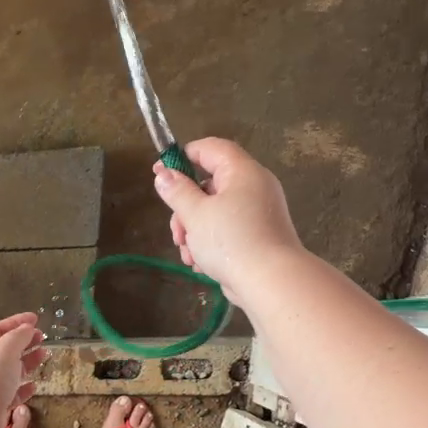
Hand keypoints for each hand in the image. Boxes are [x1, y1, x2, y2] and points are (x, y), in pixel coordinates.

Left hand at [0, 313, 47, 416]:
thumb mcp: (5, 348)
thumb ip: (19, 336)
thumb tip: (27, 329)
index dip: (16, 322)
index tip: (35, 318)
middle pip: (3, 350)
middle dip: (23, 342)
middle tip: (42, 338)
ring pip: (8, 371)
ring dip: (27, 363)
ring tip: (44, 356)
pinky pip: (10, 393)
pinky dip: (22, 388)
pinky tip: (33, 385)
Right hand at [155, 138, 306, 300]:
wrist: (268, 278)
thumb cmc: (230, 240)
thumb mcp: (195, 214)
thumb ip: (177, 192)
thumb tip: (164, 175)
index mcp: (242, 172)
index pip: (211, 149)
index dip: (183, 156)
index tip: (160, 172)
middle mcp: (253, 186)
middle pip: (209, 186)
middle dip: (185, 210)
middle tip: (177, 233)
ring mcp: (257, 211)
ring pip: (214, 212)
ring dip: (194, 232)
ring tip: (189, 254)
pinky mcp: (256, 233)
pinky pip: (226, 229)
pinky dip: (209, 242)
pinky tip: (201, 262)